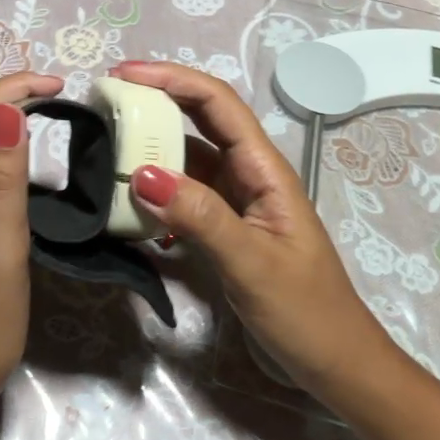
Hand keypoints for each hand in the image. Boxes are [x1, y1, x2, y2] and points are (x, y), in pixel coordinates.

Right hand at [109, 61, 393, 399]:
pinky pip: (184, 197)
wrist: (335, 365)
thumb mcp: (252, 264)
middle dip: (156, 102)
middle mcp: (248, 176)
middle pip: (199, 121)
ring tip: (105, 146)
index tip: (124, 74)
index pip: (217, 104)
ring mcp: (236, 203)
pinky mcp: (224, 230)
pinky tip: (128, 204)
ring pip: (187, 159)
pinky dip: (156, 193)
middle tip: (105, 100)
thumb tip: (142, 174)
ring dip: (151, 148)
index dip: (172, 79)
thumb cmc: (305, 311)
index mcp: (263, 169)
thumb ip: (200, 218)